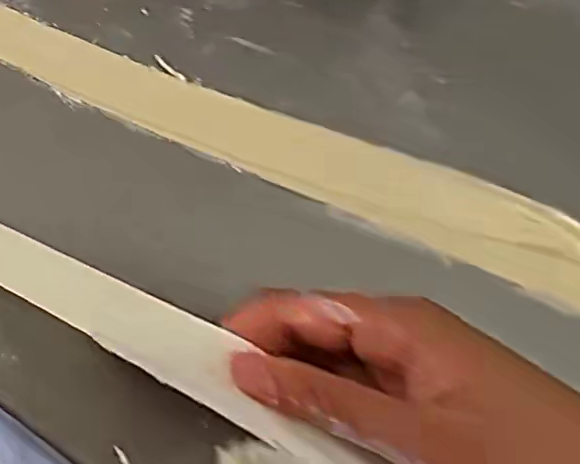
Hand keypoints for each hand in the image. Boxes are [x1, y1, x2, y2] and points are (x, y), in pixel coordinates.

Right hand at [223, 292, 579, 463]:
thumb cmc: (540, 458)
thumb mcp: (421, 436)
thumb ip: (325, 398)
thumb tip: (242, 370)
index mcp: (395, 319)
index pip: (288, 306)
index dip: (246, 332)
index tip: (215, 363)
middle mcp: (403, 330)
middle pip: (307, 331)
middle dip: (275, 363)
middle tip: (251, 401)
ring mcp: (424, 364)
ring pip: (332, 363)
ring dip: (307, 390)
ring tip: (294, 422)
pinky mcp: (438, 395)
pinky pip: (364, 388)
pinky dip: (339, 407)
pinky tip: (334, 431)